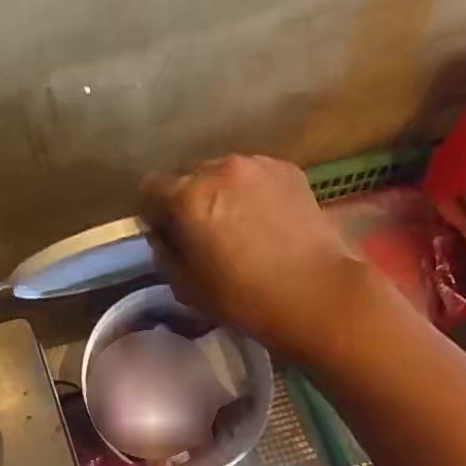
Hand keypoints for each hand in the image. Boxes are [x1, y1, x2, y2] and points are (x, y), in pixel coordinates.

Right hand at [141, 155, 395, 363]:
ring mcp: (257, 165)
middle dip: (192, 201)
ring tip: (242, 229)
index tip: (168, 234)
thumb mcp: (189, 289)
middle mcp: (219, 168)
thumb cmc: (244, 300)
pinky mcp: (289, 170)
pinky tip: (268, 223)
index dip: (155, 212)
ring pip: (225, 174)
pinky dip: (254, 193)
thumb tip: (162, 235)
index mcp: (188, 197)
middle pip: (190, 177)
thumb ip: (165, 254)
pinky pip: (256, 177)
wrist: (315, 294)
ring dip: (224, 195)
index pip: (151, 188)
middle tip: (208, 235)